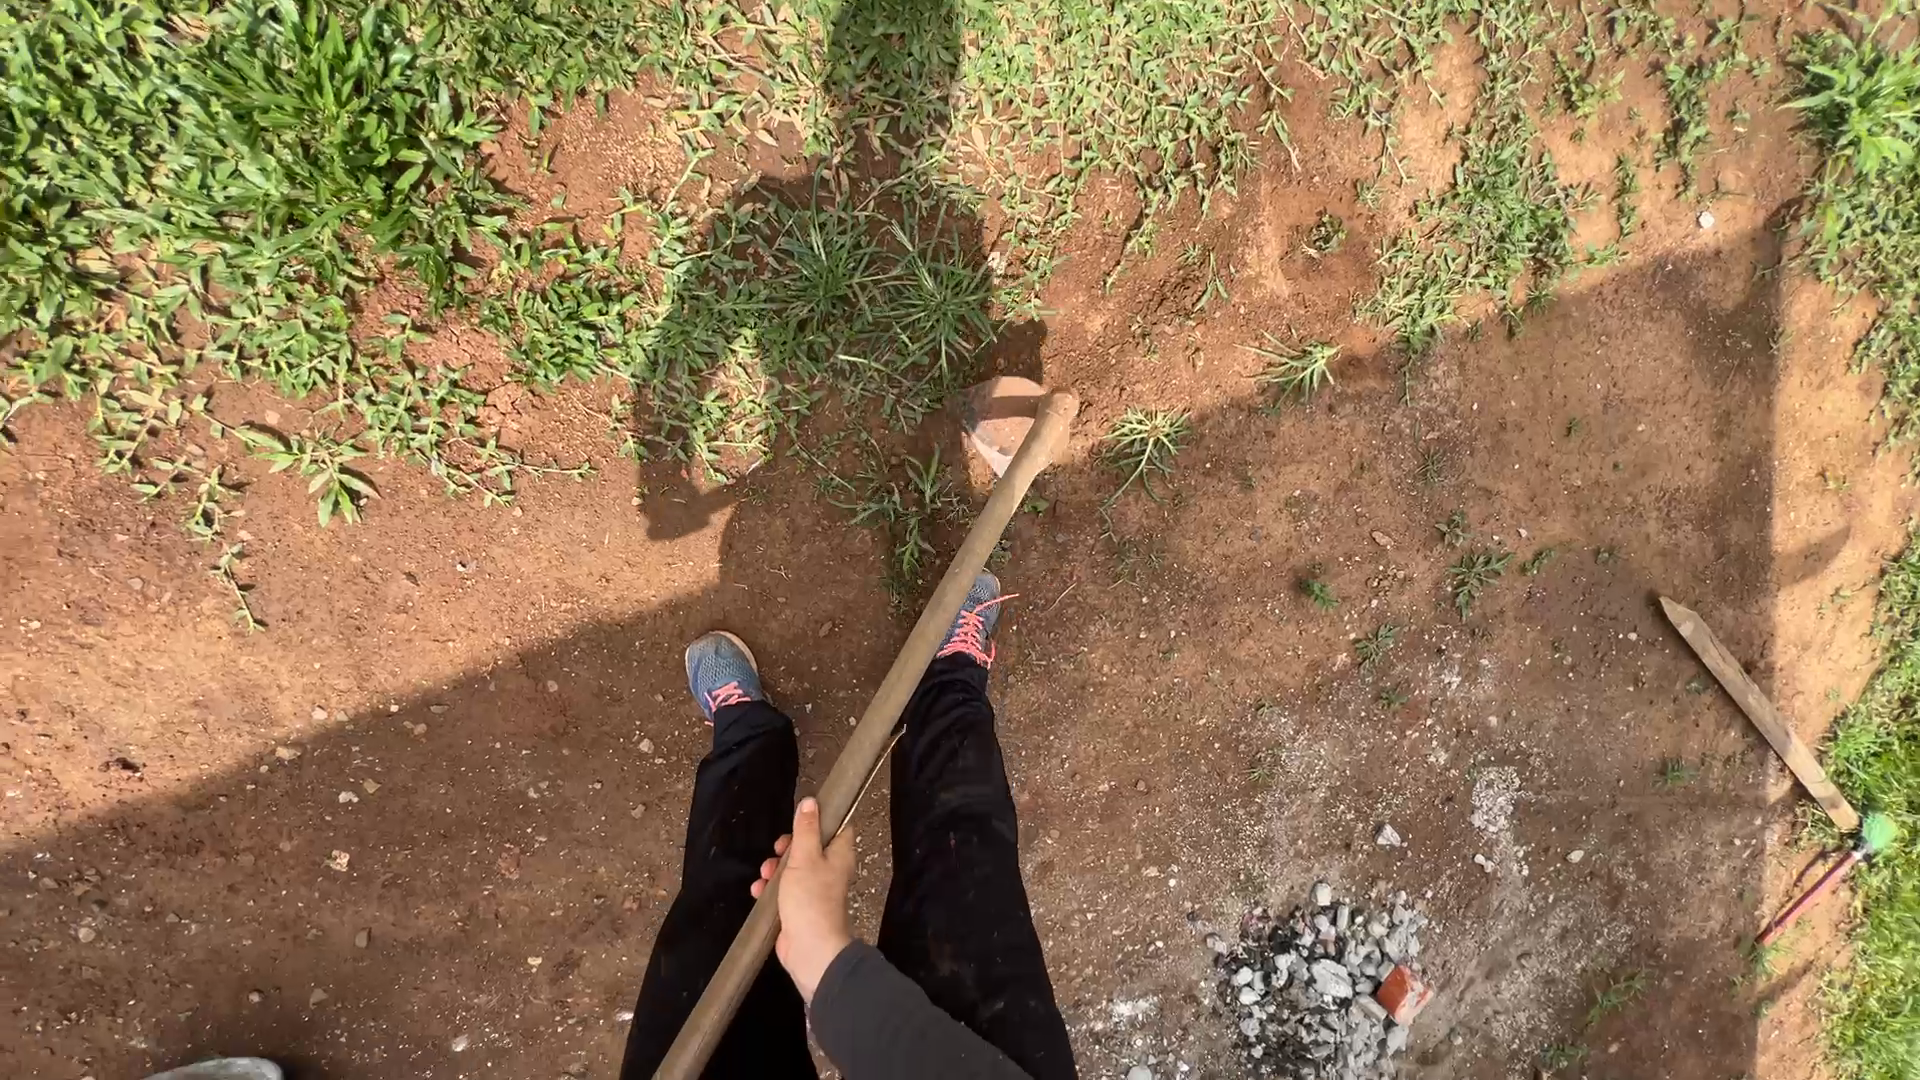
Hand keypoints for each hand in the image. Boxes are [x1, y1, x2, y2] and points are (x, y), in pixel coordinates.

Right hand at [752, 797, 854, 1001]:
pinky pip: (784, 890)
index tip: (800, 820)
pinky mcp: (800, 906)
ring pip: (794, 868)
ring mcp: (815, 888)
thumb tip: (810, 801)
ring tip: (765, 874)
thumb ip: (806, 829)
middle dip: (789, 847)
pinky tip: (759, 891)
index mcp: (839, 853)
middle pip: (810, 846)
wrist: (810, 949)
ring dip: (776, 868)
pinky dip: (771, 888)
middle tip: (778, 850)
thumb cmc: (811, 898)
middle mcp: (830, 868)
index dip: (818, 819)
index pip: (836, 826)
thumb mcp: (805, 857)